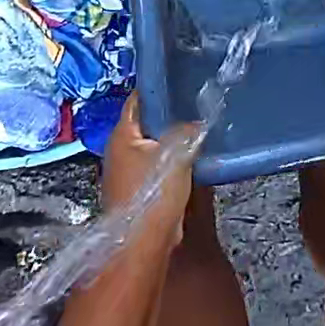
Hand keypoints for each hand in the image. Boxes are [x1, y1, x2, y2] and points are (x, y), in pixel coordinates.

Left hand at [101, 93, 196, 247]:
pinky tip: (196, 157)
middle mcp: (121, 149)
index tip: (184, 78)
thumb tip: (198, 120)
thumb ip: (188, 131)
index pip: (140, 98)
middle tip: (200, 103)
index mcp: (123, 134)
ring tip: (203, 127)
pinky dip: (175, 160)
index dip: (160, 87)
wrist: (142, 247)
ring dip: (175, 140)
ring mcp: (129, 171)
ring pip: (156, 145)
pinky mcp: (140, 190)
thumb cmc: (152, 194)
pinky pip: (160, 165)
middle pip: (149, 122)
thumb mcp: (176, 153)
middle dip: (172, 114)